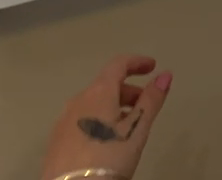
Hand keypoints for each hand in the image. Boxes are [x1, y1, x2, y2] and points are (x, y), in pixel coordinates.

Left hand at [37, 55, 173, 179]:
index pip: (118, 64)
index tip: (153, 66)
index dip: (137, 62)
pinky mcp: (55, 141)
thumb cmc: (108, 158)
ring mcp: (63, 120)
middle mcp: (78, 100)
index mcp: (98, 92)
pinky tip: (104, 142)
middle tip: (144, 105)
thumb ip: (151, 101)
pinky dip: (97, 120)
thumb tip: (166, 74)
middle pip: (106, 84)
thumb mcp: (136, 131)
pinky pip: (81, 120)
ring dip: (113, 107)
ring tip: (127, 127)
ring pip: (93, 103)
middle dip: (128, 91)